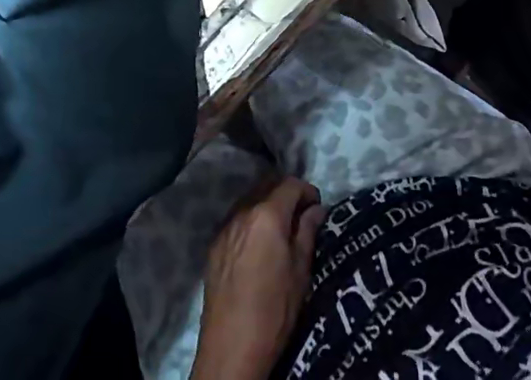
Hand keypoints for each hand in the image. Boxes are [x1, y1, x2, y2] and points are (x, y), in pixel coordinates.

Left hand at [191, 177, 324, 379]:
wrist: (232, 346)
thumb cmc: (275, 310)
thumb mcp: (301, 272)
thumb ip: (307, 232)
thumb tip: (316, 209)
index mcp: (267, 215)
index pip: (289, 184)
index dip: (307, 190)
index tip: (317, 207)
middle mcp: (242, 211)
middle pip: (267, 185)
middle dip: (286, 194)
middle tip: (301, 216)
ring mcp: (224, 227)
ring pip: (249, 200)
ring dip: (267, 205)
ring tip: (280, 230)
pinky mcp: (214, 244)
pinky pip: (236, 218)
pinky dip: (251, 219)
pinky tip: (258, 243)